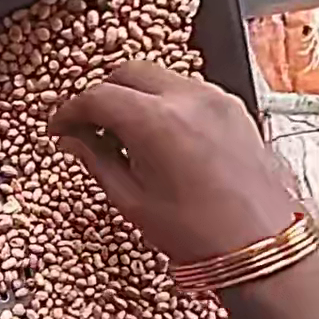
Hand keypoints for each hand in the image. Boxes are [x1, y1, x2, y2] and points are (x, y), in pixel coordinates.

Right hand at [49, 62, 318, 318]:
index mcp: (155, 122)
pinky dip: (160, 102)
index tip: (58, 129)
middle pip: (127, 72)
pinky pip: (185, 90)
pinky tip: (153, 136)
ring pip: (158, 77)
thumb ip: (96, 161)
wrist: (260, 246)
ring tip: (118, 134)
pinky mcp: (233, 108)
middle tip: (84, 126)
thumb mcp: (131, 200)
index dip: (70, 111)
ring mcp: (215, 99)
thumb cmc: (193, 232)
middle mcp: (187, 98)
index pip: (97, 97)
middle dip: (100, 94)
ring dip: (131, 96)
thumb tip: (71, 141)